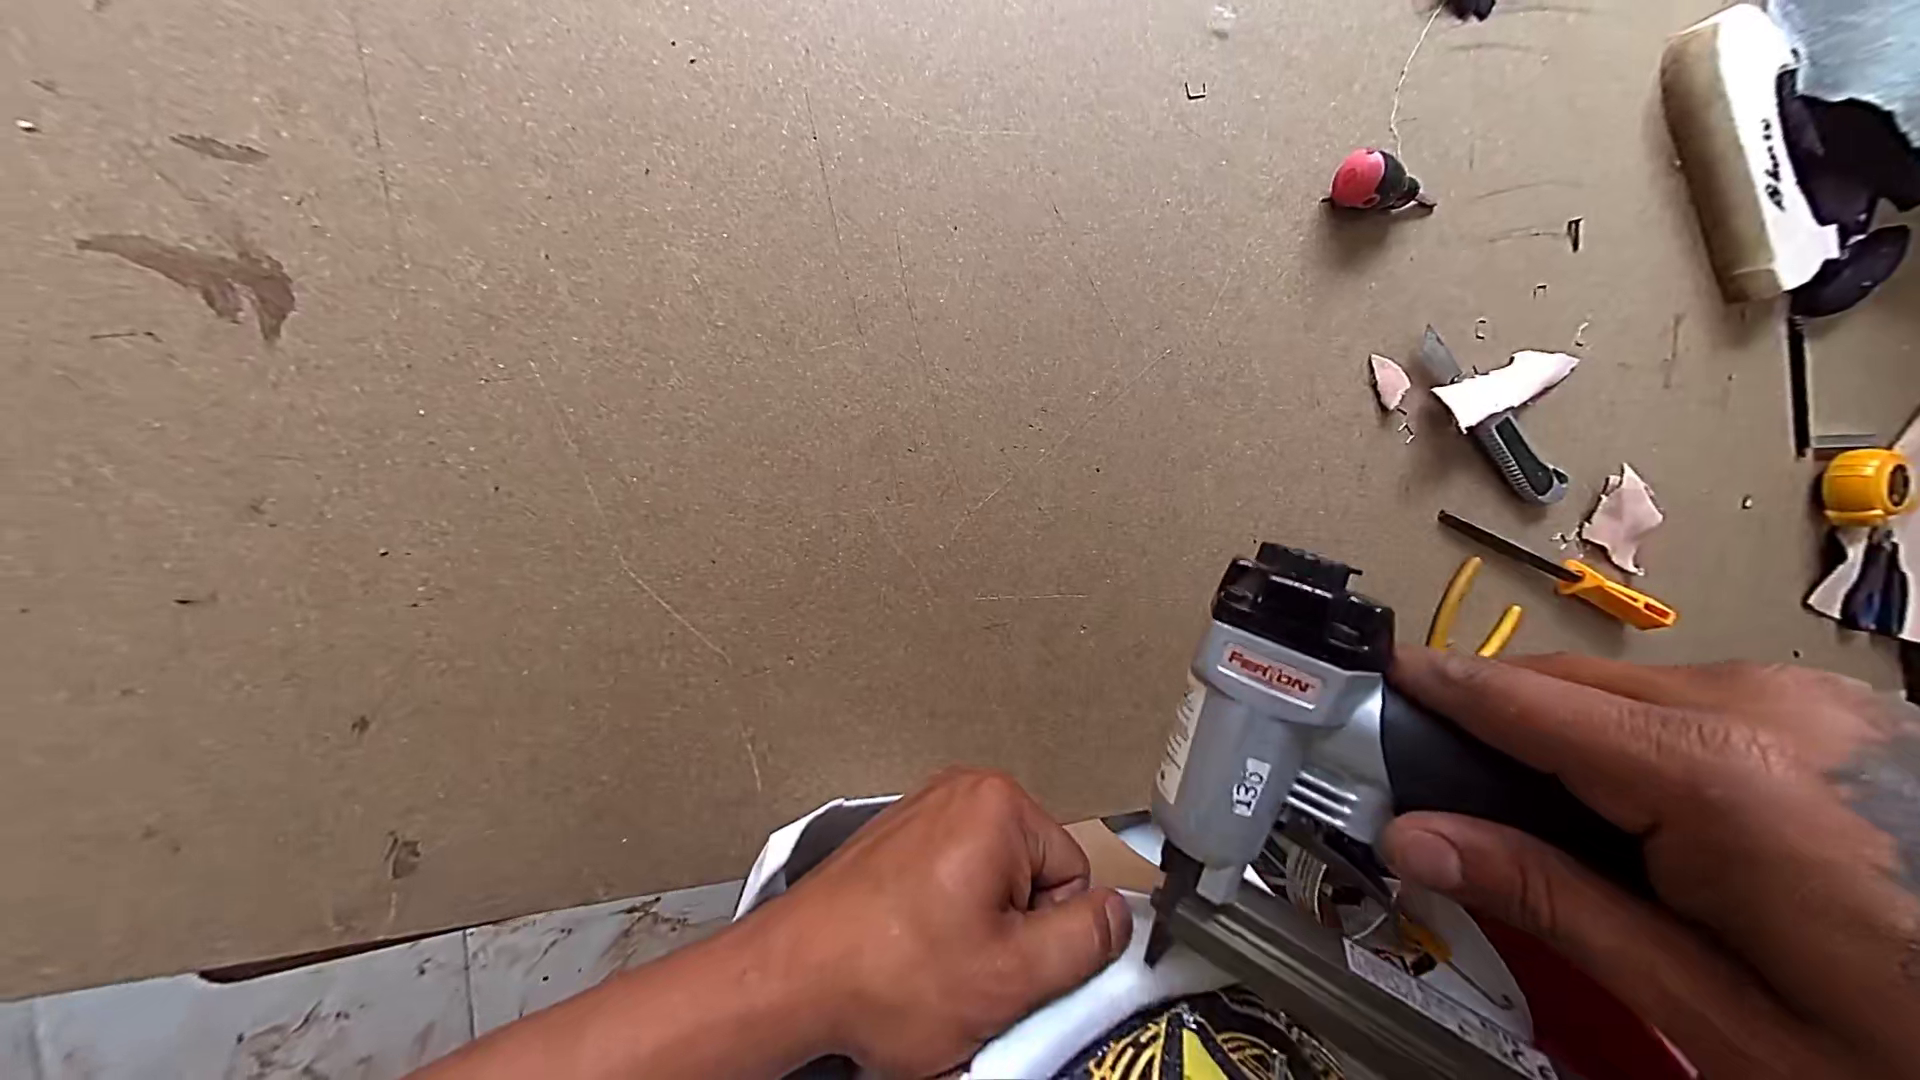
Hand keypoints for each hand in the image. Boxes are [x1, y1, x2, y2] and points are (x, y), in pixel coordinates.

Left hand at [756, 767, 1132, 1076]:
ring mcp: (927, 810)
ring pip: (993, 881)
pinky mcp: (903, 835)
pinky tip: (917, 947)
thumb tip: (1115, 916)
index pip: (1074, 873)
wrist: (793, 975)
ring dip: (979, 928)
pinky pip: (955, 877)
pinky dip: (946, 916)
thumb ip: (1085, 942)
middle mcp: (961, 792)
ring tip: (937, 959)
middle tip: (971, 965)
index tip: (1015, 963)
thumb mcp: (1012, 975)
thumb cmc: (881, 968)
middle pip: (1032, 874)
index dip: (1052, 935)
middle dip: (1013, 930)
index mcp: (997, 805)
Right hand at [1382, 649, 1919, 1078]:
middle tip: (1438, 780)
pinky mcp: (1846, 713)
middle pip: (1556, 684)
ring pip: (1613, 689)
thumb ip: (1553, 904)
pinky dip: (1624, 736)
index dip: (1426, 683)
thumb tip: (1411, 843)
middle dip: (1485, 719)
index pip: (1515, 700)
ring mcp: (1817, 703)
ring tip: (1542, 808)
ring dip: (1555, 731)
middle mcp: (1763, 710)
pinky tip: (1641, 804)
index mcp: (1722, 779)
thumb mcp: (1729, 1019)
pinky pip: (1679, 702)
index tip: (1360, 674)